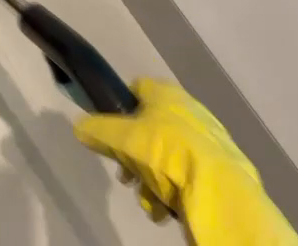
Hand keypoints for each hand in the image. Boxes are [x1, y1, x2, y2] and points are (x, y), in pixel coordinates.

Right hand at [75, 79, 297, 245]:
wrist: (219, 189)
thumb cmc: (167, 152)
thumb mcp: (123, 139)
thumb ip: (98, 131)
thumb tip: (78, 127)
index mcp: (167, 94)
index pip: (136, 89)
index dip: (120, 109)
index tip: (110, 134)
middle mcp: (188, 110)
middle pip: (148, 128)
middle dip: (133, 155)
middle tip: (126, 175)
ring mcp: (206, 139)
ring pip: (165, 157)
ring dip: (150, 179)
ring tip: (148, 200)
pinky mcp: (217, 168)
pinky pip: (184, 176)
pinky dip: (171, 192)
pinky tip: (165, 210)